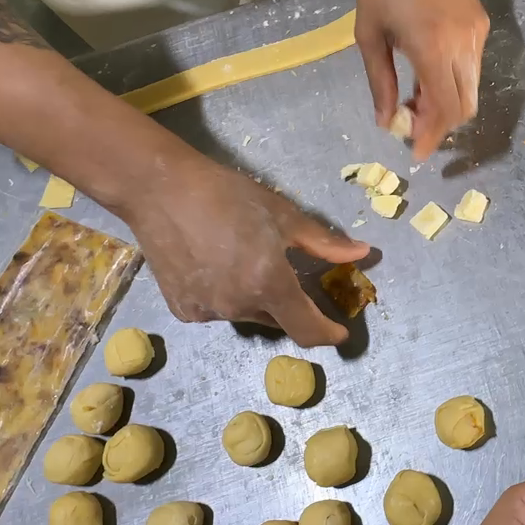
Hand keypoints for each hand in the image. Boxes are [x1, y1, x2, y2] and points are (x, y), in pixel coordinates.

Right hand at [113, 149, 368, 346]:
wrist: (161, 190)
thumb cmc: (228, 195)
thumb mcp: (285, 216)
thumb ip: (325, 244)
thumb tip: (363, 255)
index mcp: (269, 283)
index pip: (307, 330)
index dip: (328, 335)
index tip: (341, 332)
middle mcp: (239, 306)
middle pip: (278, 319)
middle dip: (291, 303)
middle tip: (287, 273)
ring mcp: (208, 312)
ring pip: (248, 315)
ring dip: (258, 298)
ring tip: (245, 259)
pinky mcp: (183, 310)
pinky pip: (219, 311)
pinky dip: (228, 296)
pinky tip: (217, 266)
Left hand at [355, 0, 489, 159]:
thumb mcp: (369, 35)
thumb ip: (380, 83)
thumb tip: (387, 122)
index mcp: (431, 47)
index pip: (444, 109)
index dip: (432, 136)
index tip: (416, 152)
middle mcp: (462, 45)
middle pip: (464, 107)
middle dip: (441, 126)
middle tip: (413, 127)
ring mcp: (476, 35)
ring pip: (471, 89)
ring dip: (446, 105)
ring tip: (416, 99)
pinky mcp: (481, 25)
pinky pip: (472, 68)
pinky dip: (453, 82)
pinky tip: (429, 74)